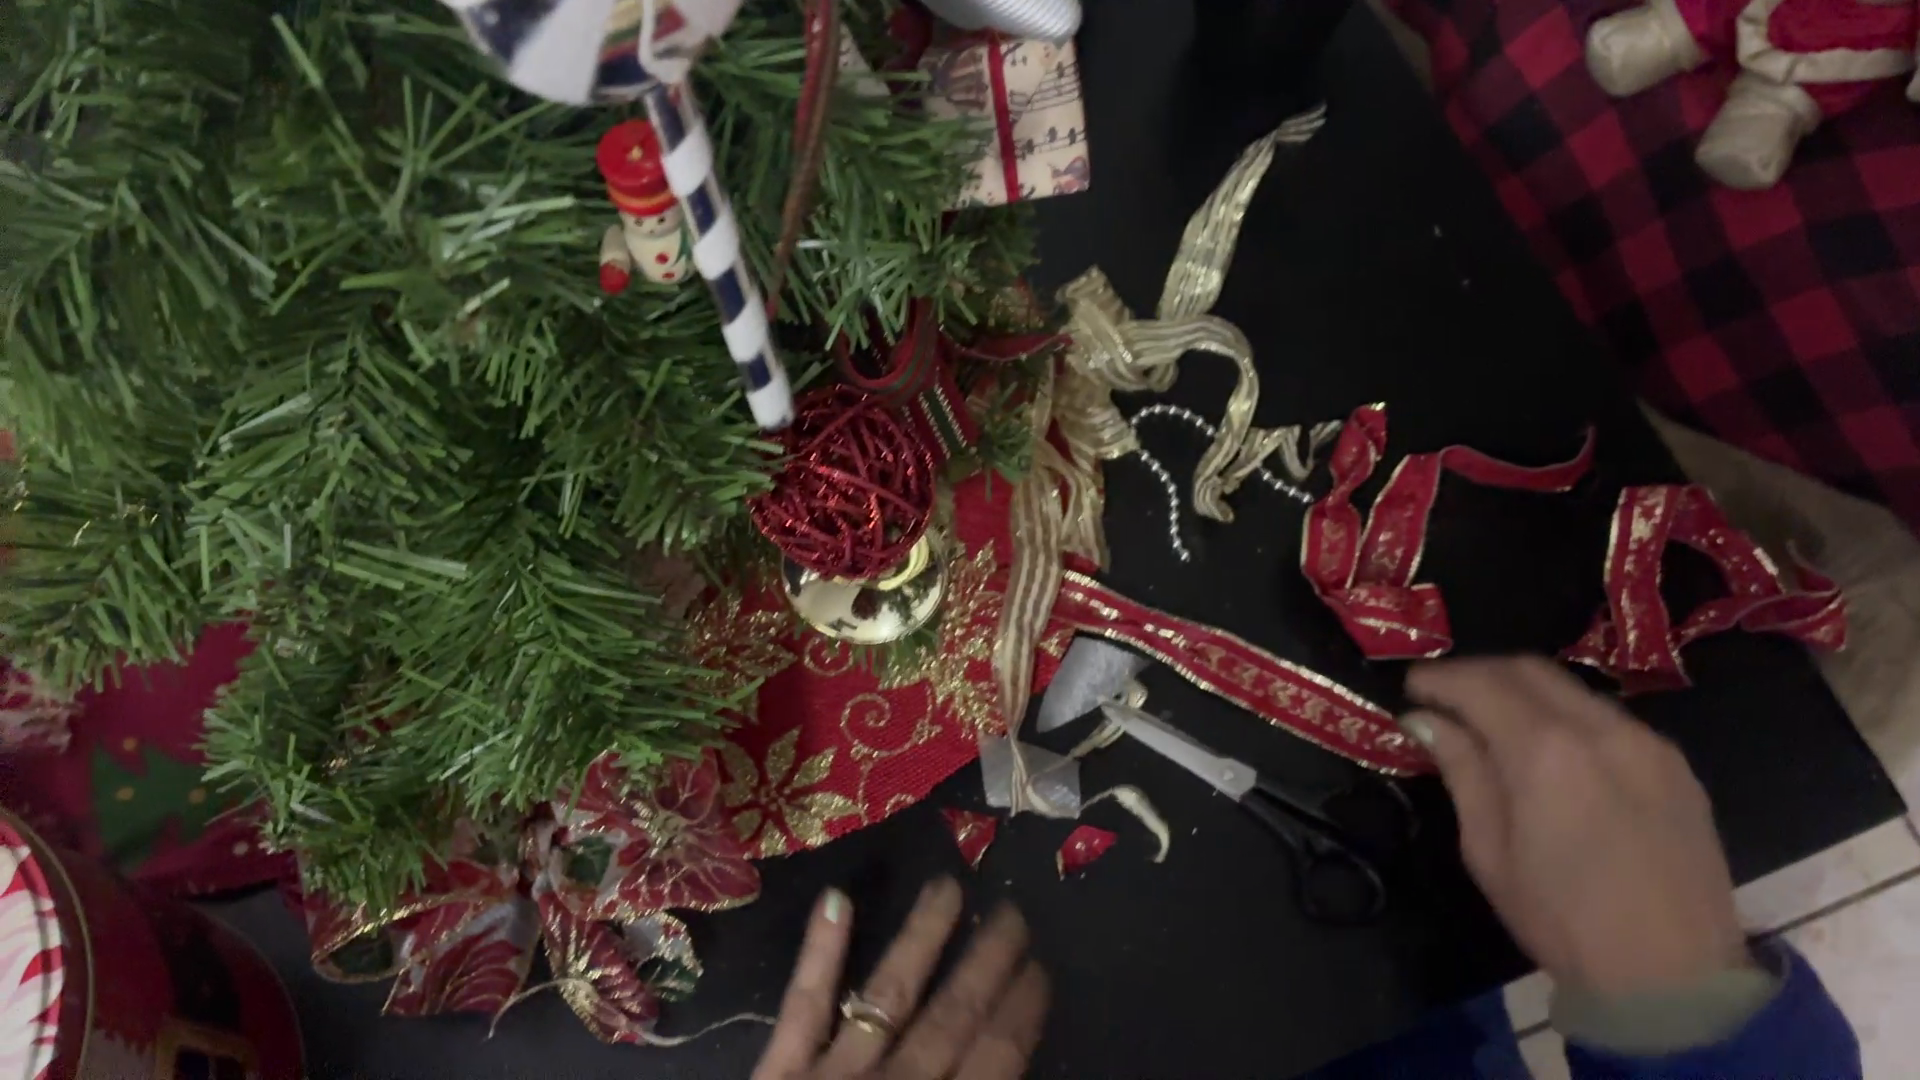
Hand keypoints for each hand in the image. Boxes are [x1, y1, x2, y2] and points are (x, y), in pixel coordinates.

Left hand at [752, 877, 1049, 1079]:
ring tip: (946, 885)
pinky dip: (819, 953)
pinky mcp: (778, 1076)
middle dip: (985, 965)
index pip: (991, 1065)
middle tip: (1010, 910)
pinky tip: (836, 898)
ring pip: (887, 995)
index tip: (1041, 966)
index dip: (1019, 1015)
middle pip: (950, 1019)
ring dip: (920, 939)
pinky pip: (803, 1008)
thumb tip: (1001, 1074)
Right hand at [1401, 656, 1752, 996]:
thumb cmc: (1559, 917)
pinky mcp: (1675, 767)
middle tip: (1441, 694)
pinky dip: (1560, 713)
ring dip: (1519, 689)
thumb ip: (1460, 769)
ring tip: (1486, 716)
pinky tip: (1543, 745)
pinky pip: (1604, 716)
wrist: (1676, 982)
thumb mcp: (1486, 847)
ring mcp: (1646, 744)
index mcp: (1545, 752)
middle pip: (1526, 669)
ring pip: (1569, 688)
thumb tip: (1424, 720)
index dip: (1436, 679)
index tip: (1408, 688)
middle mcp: (1600, 730)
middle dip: (1476, 672)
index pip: (1478, 684)